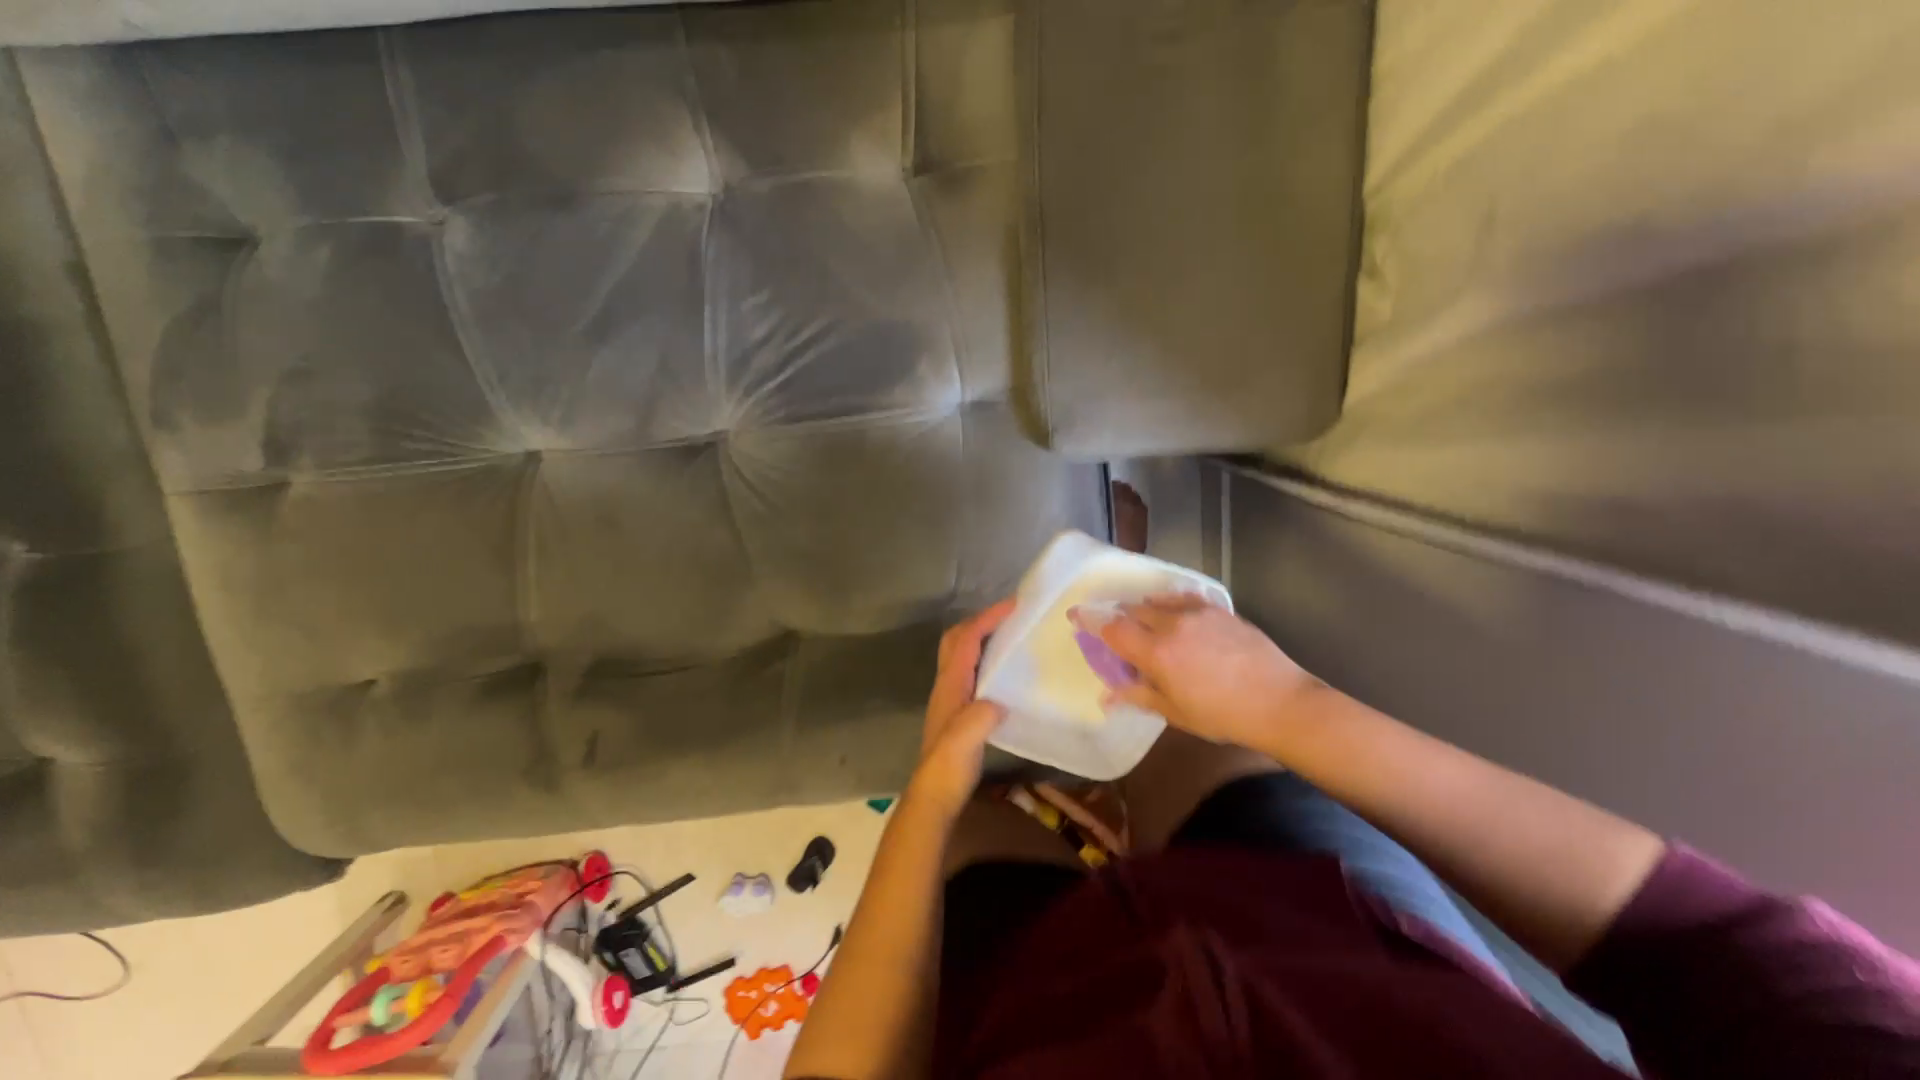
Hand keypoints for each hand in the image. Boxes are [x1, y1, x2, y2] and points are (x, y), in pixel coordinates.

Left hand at [907, 599, 1014, 817]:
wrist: (934, 796)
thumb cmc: (948, 767)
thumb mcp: (964, 741)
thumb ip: (978, 718)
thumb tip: (997, 702)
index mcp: (950, 685)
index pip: (966, 640)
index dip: (986, 619)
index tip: (1013, 605)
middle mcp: (948, 685)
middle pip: (957, 640)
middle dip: (980, 621)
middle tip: (1010, 616)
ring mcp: (951, 698)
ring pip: (962, 655)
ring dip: (982, 639)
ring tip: (1012, 636)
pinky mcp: (959, 712)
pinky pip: (972, 673)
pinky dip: (986, 661)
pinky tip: (1007, 673)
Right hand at [1091, 593, 1324, 749]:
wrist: (1281, 702)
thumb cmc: (1223, 715)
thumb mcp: (1175, 712)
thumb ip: (1138, 696)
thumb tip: (1106, 696)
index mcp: (1156, 652)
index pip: (1112, 628)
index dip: (1091, 620)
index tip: (1075, 614)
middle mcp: (1172, 625)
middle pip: (1132, 610)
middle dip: (1115, 615)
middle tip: (1109, 626)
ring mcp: (1199, 613)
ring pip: (1158, 602)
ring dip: (1142, 608)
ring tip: (1139, 619)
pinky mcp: (1221, 611)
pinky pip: (1185, 598)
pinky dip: (1170, 602)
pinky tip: (1172, 610)